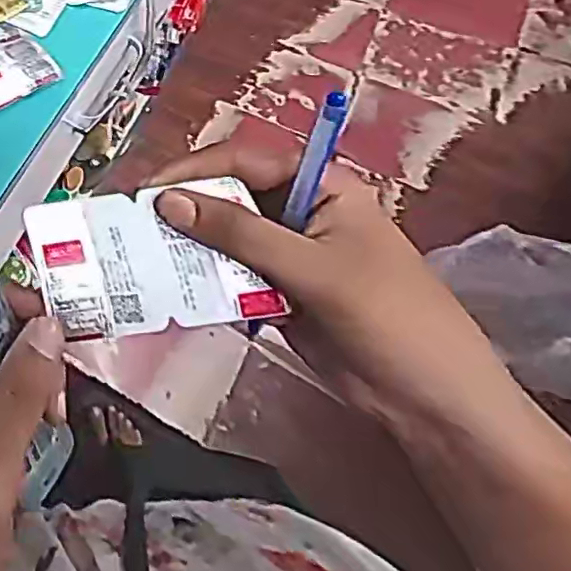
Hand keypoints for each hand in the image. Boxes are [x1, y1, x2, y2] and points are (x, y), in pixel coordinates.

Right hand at [146, 143, 520, 435]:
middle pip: (226, 195)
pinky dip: (199, 275)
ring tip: (141, 251)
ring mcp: (284, 251)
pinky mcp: (273, 287)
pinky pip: (225, 270)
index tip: (147, 189)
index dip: (193, 170)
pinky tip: (172, 282)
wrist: (436, 408)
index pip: (243, 162)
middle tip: (134, 221)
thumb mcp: (313, 269)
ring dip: (186, 243)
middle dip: (183, 207)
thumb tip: (166, 201)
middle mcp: (297, 211)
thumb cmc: (391, 321)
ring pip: (220, 234)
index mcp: (320, 188)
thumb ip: (239, 233)